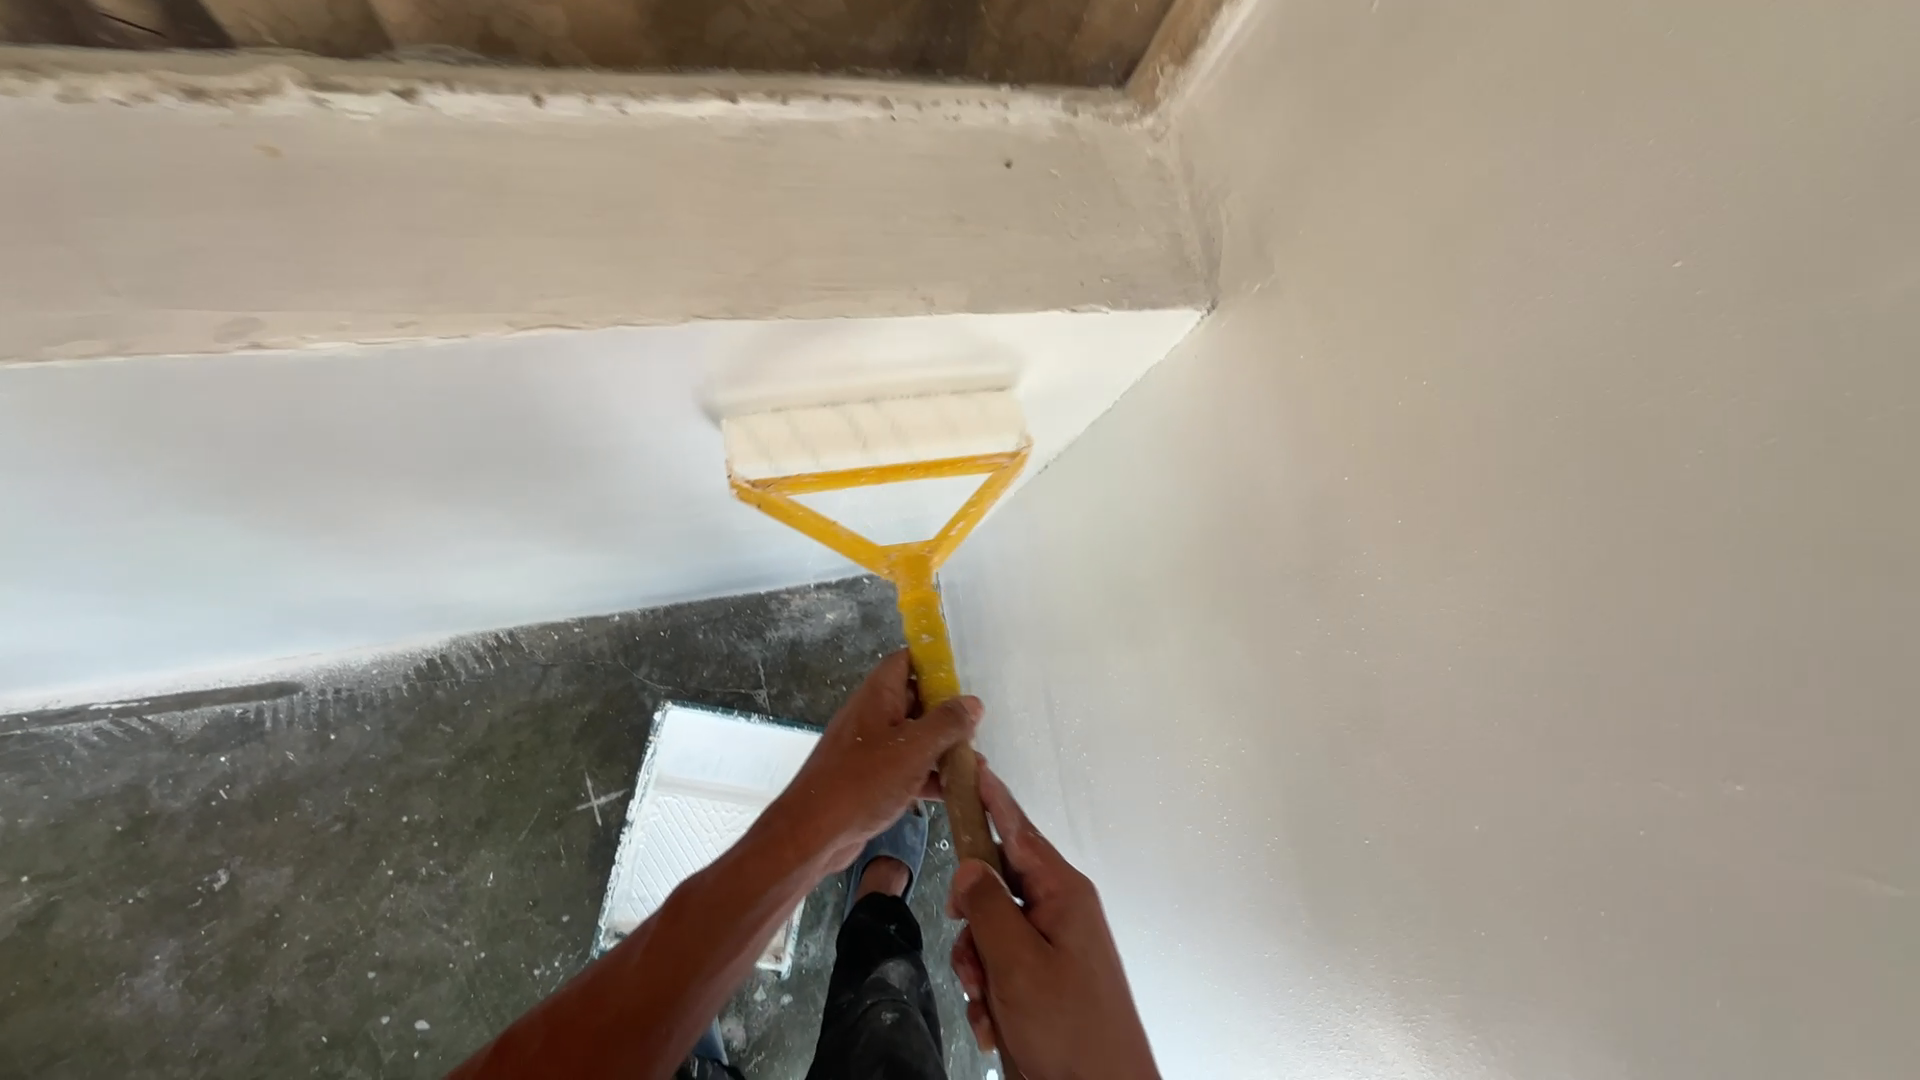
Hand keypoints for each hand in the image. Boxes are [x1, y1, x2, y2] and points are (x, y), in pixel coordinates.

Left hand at [770, 650, 980, 872]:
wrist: (813, 834)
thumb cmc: (863, 781)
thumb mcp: (913, 748)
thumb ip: (946, 723)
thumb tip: (972, 703)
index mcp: (878, 696)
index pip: (905, 661)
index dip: (932, 662)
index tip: (962, 676)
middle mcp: (872, 716)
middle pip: (914, 700)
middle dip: (946, 712)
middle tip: (976, 727)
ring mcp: (869, 749)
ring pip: (913, 738)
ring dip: (942, 748)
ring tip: (975, 763)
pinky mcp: (870, 779)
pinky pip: (906, 768)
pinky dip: (929, 775)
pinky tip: (955, 791)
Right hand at [947, 761, 1159, 1079]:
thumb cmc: (1069, 1028)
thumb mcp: (1018, 964)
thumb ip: (987, 907)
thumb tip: (969, 867)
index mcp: (1062, 892)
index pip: (1019, 830)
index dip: (993, 797)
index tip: (972, 763)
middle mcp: (1058, 909)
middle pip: (995, 884)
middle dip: (972, 920)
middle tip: (969, 953)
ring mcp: (1052, 944)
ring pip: (991, 928)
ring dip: (978, 965)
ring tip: (987, 1003)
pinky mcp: (1044, 977)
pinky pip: (1001, 964)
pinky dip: (991, 992)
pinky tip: (996, 1023)